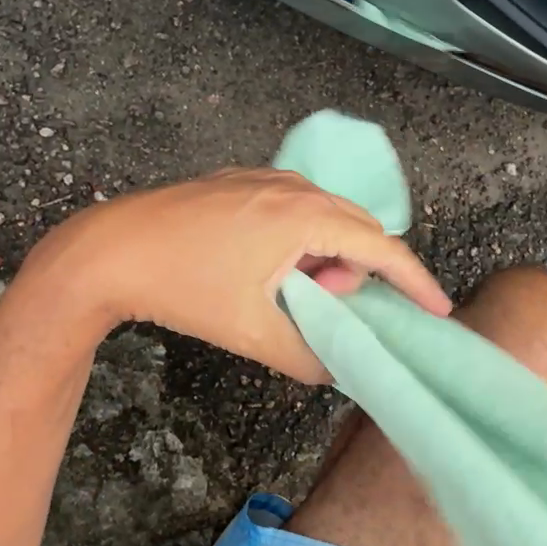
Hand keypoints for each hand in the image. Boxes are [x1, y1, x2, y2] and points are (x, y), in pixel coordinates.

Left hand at [32, 169, 451, 382]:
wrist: (109, 250)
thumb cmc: (183, 287)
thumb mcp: (252, 332)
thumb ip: (307, 355)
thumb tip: (337, 368)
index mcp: (305, 216)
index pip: (381, 248)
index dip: (415, 281)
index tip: (437, 309)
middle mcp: (294, 186)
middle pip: (357, 229)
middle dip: (357, 273)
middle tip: (326, 309)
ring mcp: (265, 177)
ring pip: (325, 218)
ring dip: (325, 257)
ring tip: (288, 291)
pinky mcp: (242, 180)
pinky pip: (295, 208)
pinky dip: (300, 240)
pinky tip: (265, 268)